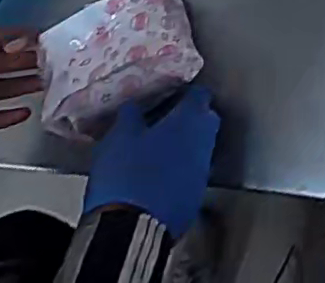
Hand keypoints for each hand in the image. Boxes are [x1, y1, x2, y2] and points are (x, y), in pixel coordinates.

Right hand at [84, 85, 219, 236]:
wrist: (130, 231)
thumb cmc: (127, 174)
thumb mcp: (119, 138)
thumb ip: (130, 116)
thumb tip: (133, 106)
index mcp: (191, 118)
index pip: (199, 94)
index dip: (185, 93)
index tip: (170, 96)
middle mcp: (205, 139)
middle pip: (205, 118)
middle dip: (189, 117)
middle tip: (164, 122)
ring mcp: (204, 169)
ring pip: (200, 147)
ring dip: (185, 145)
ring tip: (159, 151)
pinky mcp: (197, 196)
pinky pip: (193, 173)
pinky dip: (181, 170)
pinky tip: (161, 177)